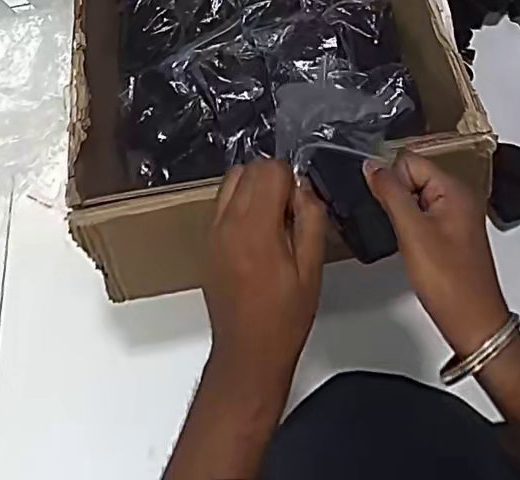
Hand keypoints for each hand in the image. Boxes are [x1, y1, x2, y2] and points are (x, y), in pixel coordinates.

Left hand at [202, 160, 329, 389]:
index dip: (292, 180)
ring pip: (233, 177)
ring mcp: (213, 228)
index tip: (301, 203)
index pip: (271, 170)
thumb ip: (311, 219)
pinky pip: (222, 198)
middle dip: (275, 178)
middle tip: (291, 211)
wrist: (248, 351)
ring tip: (273, 218)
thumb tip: (304, 188)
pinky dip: (240, 199)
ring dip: (255, 185)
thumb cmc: (282, 318)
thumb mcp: (311, 269)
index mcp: (256, 228)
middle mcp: (228, 222)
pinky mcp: (207, 236)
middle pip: (251, 167)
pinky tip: (257, 228)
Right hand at [365, 150, 509, 355]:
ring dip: (402, 213)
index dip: (393, 182)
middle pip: (410, 176)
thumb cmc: (451, 284)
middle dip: (396, 197)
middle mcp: (458, 197)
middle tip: (404, 228)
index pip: (408, 161)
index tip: (394, 209)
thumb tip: (371, 165)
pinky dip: (409, 225)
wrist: (473, 324)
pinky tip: (413, 245)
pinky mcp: (449, 231)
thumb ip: (390, 192)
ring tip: (409, 239)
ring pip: (412, 195)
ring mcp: (455, 215)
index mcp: (455, 190)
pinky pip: (419, 212)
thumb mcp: (412, 231)